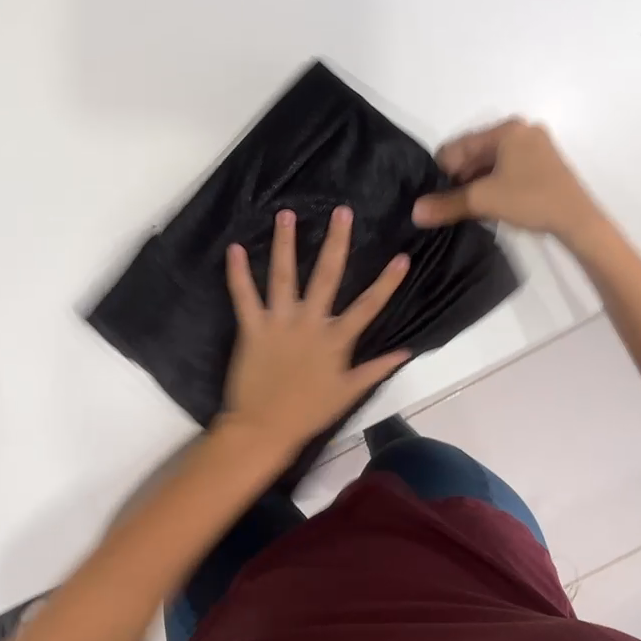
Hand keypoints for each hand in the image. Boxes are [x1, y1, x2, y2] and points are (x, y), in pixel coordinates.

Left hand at [219, 206, 410, 450]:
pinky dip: (237, 273)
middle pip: (327, 276)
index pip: (368, 306)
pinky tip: (235, 248)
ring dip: (285, 243)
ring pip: (284, 276)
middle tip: (342, 212)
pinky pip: (244, 296)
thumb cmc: (308, 412)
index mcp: (336, 340)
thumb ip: (376, 369)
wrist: (263, 428)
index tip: (402, 257)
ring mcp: (279, 322)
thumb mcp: (348, 393)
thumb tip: (405, 352)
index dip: (387, 282)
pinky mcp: (252, 327)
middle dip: (336, 242)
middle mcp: (310, 323)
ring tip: (286, 214)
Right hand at [411, 118, 601, 237]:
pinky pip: (507, 169)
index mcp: (507, 129)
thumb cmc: (529, 199)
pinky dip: (493, 183)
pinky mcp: (544, 164)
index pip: (459, 145)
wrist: (578, 220)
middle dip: (459, 177)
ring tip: (465, 206)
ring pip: (491, 162)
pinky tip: (487, 203)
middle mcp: (522, 131)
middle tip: (447, 202)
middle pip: (475, 152)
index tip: (433, 194)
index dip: (442, 170)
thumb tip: (415, 212)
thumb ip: (446, 204)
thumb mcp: (483, 200)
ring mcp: (536, 147)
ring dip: (475, 182)